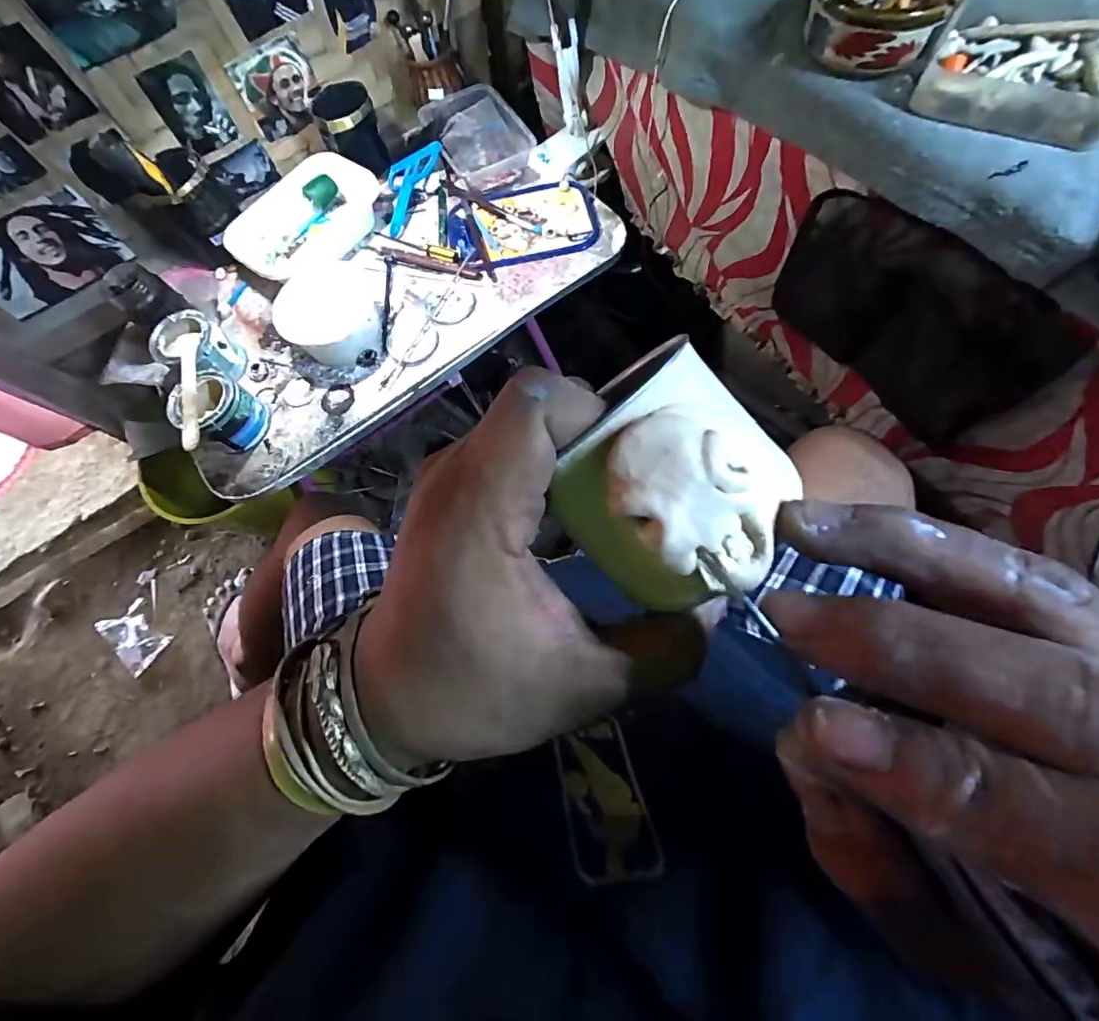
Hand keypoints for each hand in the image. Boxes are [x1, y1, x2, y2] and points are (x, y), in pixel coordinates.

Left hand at [355, 369, 713, 765]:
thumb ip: (666, 646)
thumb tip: (712, 603)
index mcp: (481, 507)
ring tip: (617, 498)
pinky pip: (500, 451)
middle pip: (533, 407)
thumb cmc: (471, 692)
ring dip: (571, 449)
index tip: (642, 460)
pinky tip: (573, 515)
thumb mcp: (586, 686)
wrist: (386, 698)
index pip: (535, 401)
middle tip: (646, 480)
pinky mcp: (441, 494)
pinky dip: (543, 465)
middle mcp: (454, 476)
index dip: (596, 410)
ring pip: (517, 426)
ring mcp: (441, 480)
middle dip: (597, 431)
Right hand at [767, 501, 1098, 1019]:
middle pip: (1097, 706)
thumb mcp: (1010, 980)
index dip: (963, 786)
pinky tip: (861, 526)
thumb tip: (808, 757)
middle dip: (917, 652)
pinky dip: (939, 547)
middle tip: (790, 618)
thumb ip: (904, 887)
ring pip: (1075, 613)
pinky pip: (1044, 584)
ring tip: (805, 531)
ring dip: (915, 558)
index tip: (821, 731)